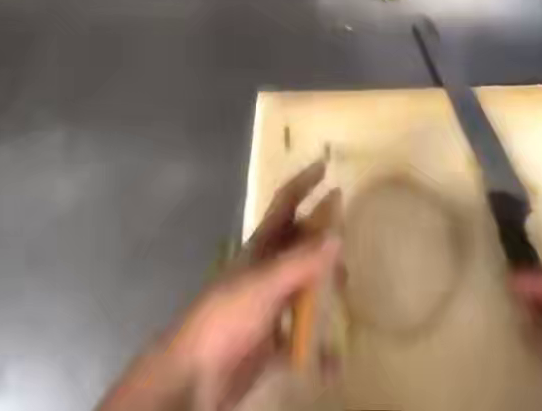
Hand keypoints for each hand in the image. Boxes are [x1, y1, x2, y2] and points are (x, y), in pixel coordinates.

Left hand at [100, 162, 339, 410]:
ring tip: (345, 286)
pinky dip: (318, 341)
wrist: (192, 377)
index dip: (304, 182)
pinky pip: (301, 334)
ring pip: (304, 283)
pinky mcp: (270, 339)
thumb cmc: (225, 316)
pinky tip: (334, 352)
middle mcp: (267, 269)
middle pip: (300, 242)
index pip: (286, 202)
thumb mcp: (265, 283)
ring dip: (325, 284)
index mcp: (262, 246)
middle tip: (348, 235)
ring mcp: (268, 304)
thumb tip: (339, 235)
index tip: (325, 164)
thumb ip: (302, 261)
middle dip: (324, 236)